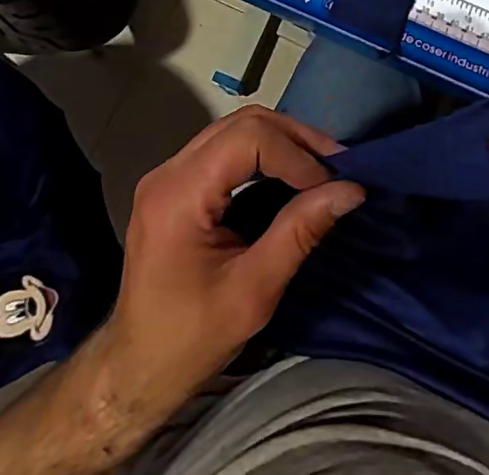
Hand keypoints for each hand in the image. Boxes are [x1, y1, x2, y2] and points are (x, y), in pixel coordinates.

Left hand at [106, 105, 365, 402]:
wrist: (138, 366)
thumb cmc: (191, 338)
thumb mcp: (254, 291)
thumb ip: (299, 232)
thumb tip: (351, 190)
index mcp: (178, 195)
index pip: (248, 138)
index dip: (296, 154)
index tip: (332, 186)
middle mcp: (168, 172)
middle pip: (242, 123)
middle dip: (295, 138)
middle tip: (336, 165)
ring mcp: (168, 175)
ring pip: (234, 128)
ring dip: (282, 140)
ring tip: (320, 167)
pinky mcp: (175, 184)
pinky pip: (225, 147)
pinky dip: (264, 152)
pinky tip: (290, 173)